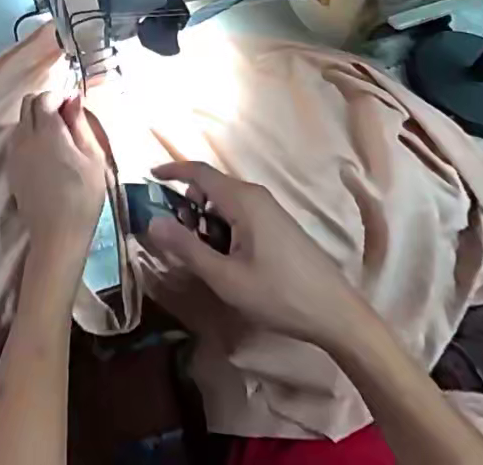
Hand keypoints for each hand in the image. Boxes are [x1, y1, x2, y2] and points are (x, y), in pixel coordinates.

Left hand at [7, 92, 105, 258]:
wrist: (57, 235)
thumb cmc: (83, 195)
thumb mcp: (92, 157)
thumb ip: (80, 123)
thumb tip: (73, 97)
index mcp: (47, 132)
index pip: (44, 97)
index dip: (59, 95)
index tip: (74, 104)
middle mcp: (25, 138)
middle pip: (27, 104)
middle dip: (45, 102)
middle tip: (66, 117)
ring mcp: (14, 154)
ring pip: (20, 121)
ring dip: (36, 118)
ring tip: (58, 135)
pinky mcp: (11, 168)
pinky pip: (17, 139)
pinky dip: (29, 134)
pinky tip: (47, 152)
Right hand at [141, 161, 369, 351]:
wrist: (333, 312)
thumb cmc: (277, 294)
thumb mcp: (226, 277)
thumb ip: (187, 248)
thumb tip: (153, 222)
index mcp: (242, 199)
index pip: (199, 171)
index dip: (172, 171)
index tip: (148, 177)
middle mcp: (255, 195)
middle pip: (210, 187)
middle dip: (187, 205)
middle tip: (176, 239)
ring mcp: (268, 208)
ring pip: (224, 202)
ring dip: (205, 221)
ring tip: (203, 257)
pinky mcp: (276, 224)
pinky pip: (239, 213)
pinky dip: (222, 227)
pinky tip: (225, 260)